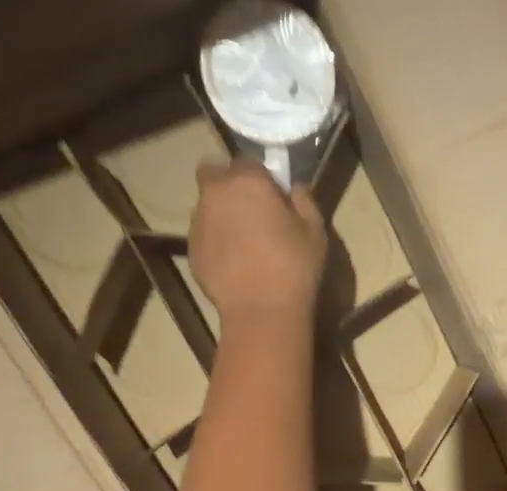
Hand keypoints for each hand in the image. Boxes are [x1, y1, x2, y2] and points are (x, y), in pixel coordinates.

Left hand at [188, 160, 327, 325]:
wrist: (261, 312)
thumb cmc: (295, 268)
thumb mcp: (315, 232)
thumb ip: (305, 202)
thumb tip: (294, 188)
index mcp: (248, 181)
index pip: (247, 161)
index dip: (260, 177)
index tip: (272, 195)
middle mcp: (216, 193)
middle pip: (214, 174)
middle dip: (229, 185)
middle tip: (250, 211)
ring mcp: (198, 221)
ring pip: (207, 206)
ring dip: (221, 214)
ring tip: (242, 243)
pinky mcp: (191, 249)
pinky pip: (204, 234)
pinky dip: (215, 241)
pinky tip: (233, 263)